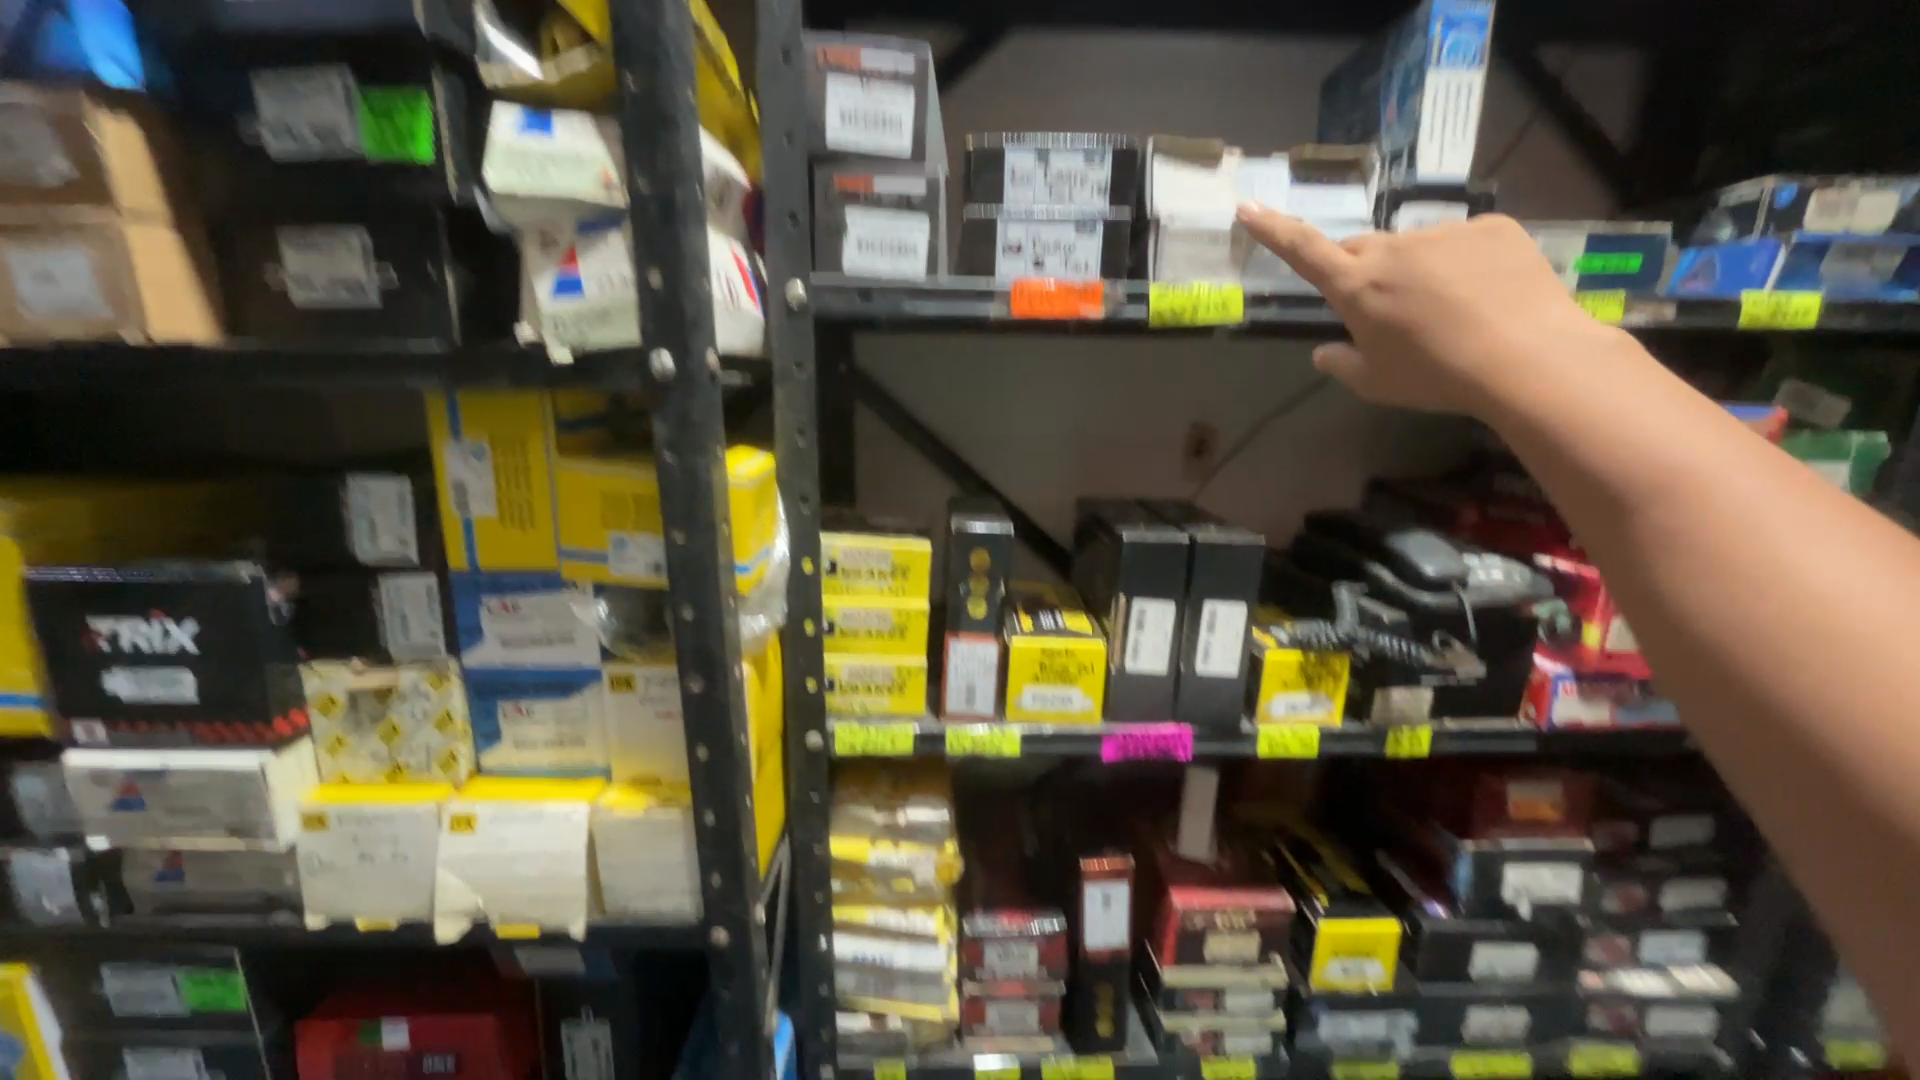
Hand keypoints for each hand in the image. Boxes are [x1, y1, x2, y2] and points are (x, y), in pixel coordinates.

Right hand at [1236, 204, 1607, 415]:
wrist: (1527, 358)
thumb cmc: (1437, 377)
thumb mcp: (1376, 383)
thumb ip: (1341, 364)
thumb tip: (1324, 352)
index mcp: (1356, 287)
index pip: (1302, 250)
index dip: (1272, 229)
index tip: (1248, 207)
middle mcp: (1393, 249)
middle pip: (1362, 250)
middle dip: (1362, 271)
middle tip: (1385, 310)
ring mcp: (1444, 233)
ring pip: (1414, 247)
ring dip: (1417, 269)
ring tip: (1449, 310)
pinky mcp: (1491, 227)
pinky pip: (1463, 241)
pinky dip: (1463, 262)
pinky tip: (1484, 295)